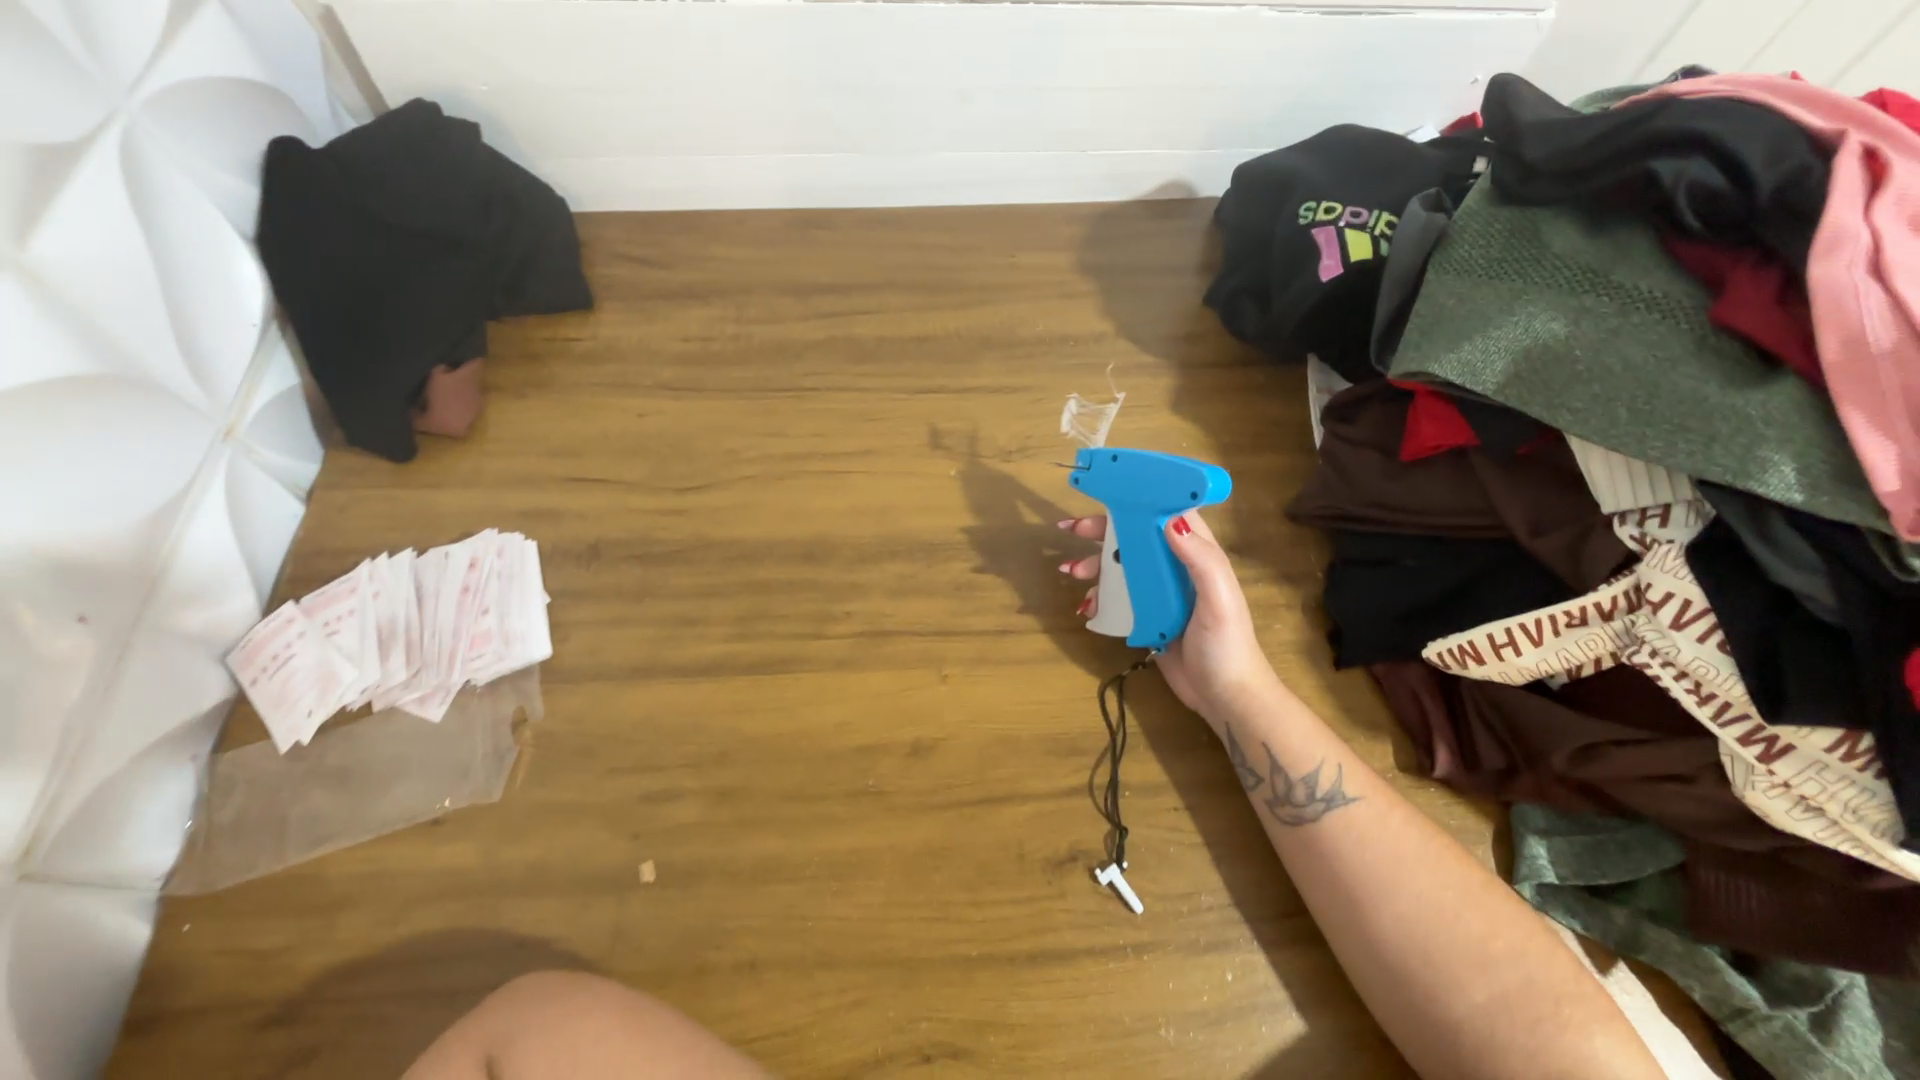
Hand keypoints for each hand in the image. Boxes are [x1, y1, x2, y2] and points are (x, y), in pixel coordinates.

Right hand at [1057, 511, 1282, 727]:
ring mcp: (1161, 594)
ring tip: (1072, 573)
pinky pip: (1118, 600)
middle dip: (1102, 531)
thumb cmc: (1227, 645)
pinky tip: (1085, 605)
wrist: (1225, 698)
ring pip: (1122, 567)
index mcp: (1199, 555)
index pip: (1167, 514)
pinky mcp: (1148, 618)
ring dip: (1095, 565)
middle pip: (1136, 538)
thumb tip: (1168, 521)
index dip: (1138, 500)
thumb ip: (1199, 559)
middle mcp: (1177, 569)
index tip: (1106, 496)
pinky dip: (1099, 597)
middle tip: (1070, 531)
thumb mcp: (1218, 598)